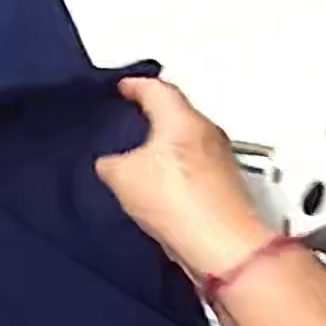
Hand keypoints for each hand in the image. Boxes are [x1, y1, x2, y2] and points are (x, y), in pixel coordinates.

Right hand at [97, 77, 277, 278]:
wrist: (215, 240)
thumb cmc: (179, 203)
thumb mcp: (120, 175)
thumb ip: (108, 161)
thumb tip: (109, 162)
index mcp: (182, 120)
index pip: (157, 90)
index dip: (135, 85)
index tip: (124, 85)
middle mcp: (205, 133)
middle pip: (174, 112)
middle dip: (149, 113)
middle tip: (130, 114)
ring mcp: (216, 157)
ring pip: (181, 139)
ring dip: (158, 144)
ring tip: (136, 153)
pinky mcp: (217, 181)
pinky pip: (187, 164)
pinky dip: (167, 166)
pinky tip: (152, 184)